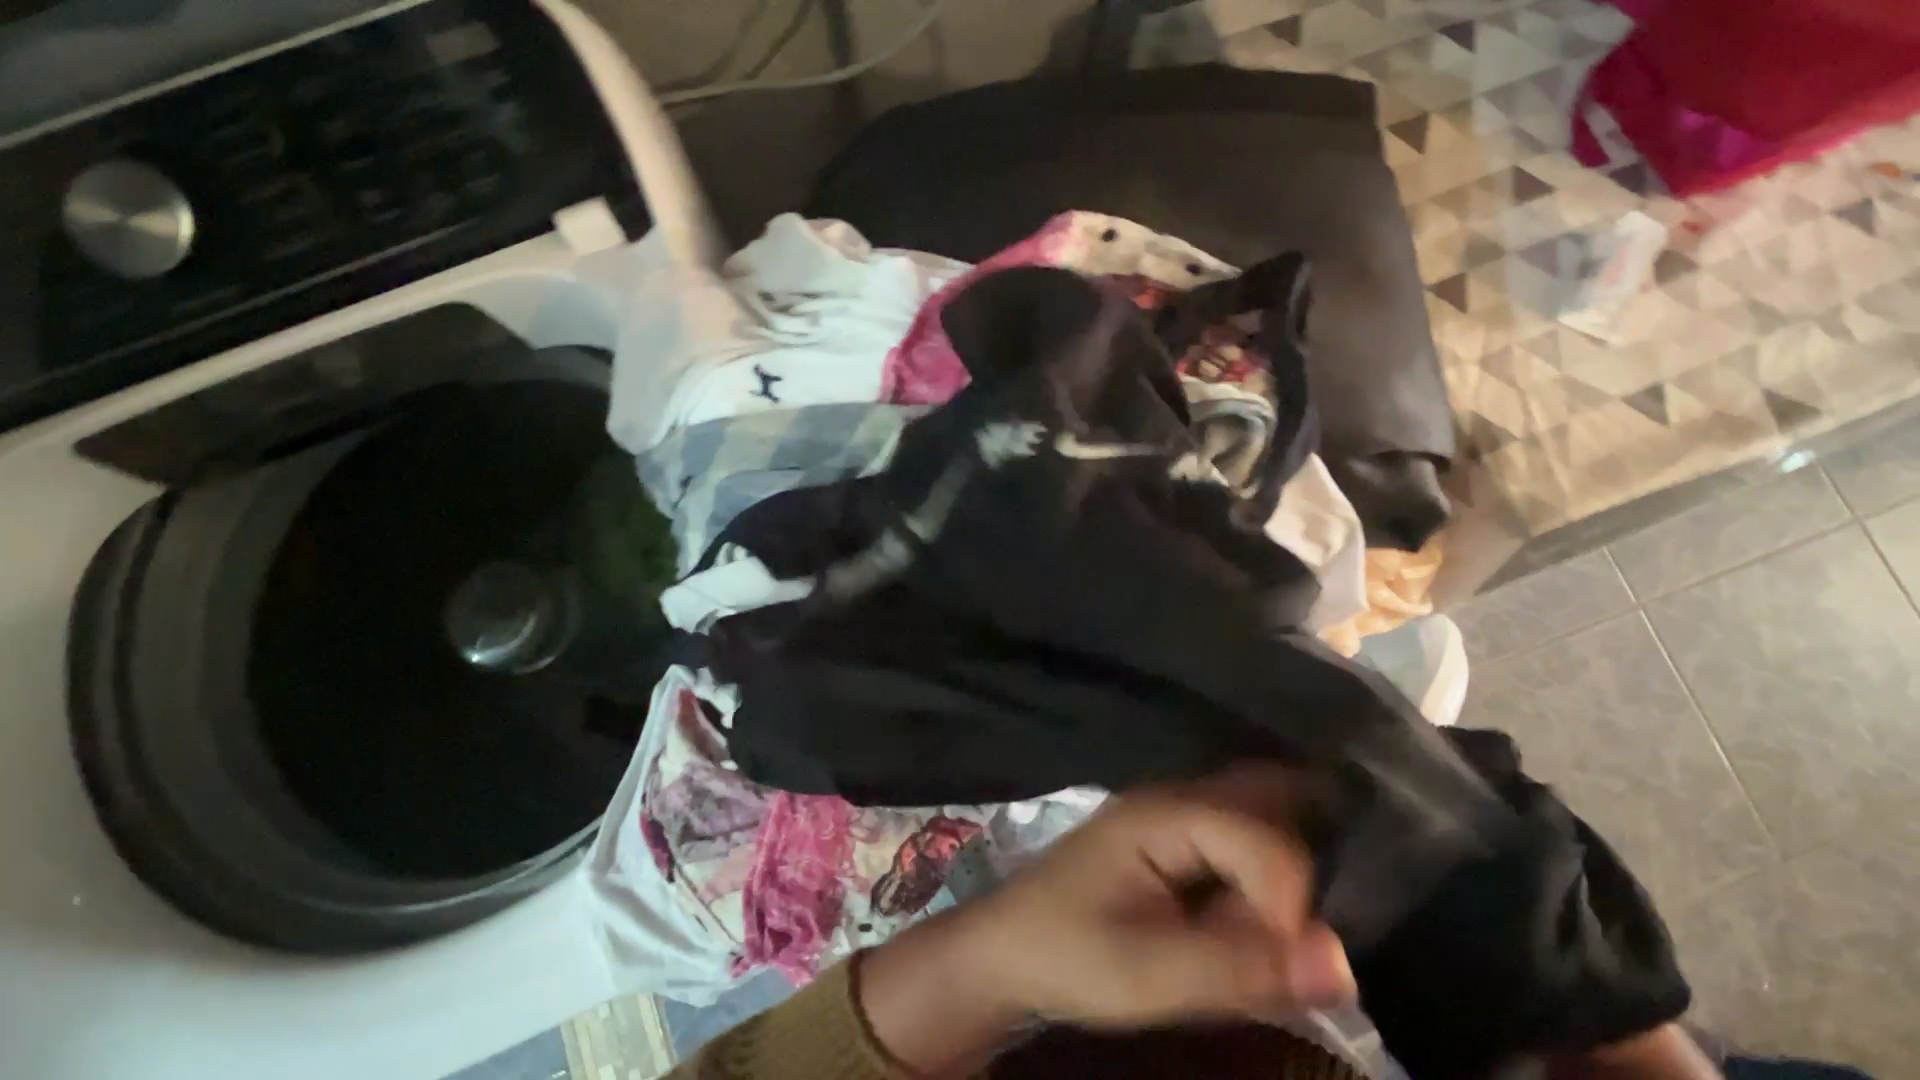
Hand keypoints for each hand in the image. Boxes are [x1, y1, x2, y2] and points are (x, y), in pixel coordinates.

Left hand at [857, 768, 1354, 1075]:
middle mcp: (1176, 798)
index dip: (1288, 904)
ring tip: (1293, 928)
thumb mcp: (1150, 976)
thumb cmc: (1068, 957)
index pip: (1264, 840)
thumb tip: (1343, 965)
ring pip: (1261, 811)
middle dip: (1311, 858)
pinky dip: (1267, 870)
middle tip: (1323, 926)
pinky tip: (1263, 917)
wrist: (1004, 953)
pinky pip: (1241, 835)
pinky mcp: (1174, 841)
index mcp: (1165, 814)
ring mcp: (1174, 814)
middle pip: (1272, 796)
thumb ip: (1242, 968)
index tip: (1279, 963)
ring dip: (1291, 862)